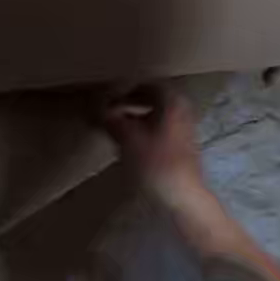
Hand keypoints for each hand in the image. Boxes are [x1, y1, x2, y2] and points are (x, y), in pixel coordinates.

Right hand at [102, 84, 208, 206]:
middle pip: (150, 96)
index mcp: (171, 99)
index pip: (143, 82)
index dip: (123, 87)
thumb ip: (109, 118)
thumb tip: (95, 107)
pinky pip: (159, 127)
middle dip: (128, 101)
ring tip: (115, 124)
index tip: (106, 95)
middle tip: (108, 107)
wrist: (183, 198)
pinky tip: (129, 141)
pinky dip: (143, 128)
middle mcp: (181, 108)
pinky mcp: (182, 145)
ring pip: (155, 113)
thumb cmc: (155, 162)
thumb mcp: (126, 137)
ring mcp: (184, 127)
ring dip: (135, 115)